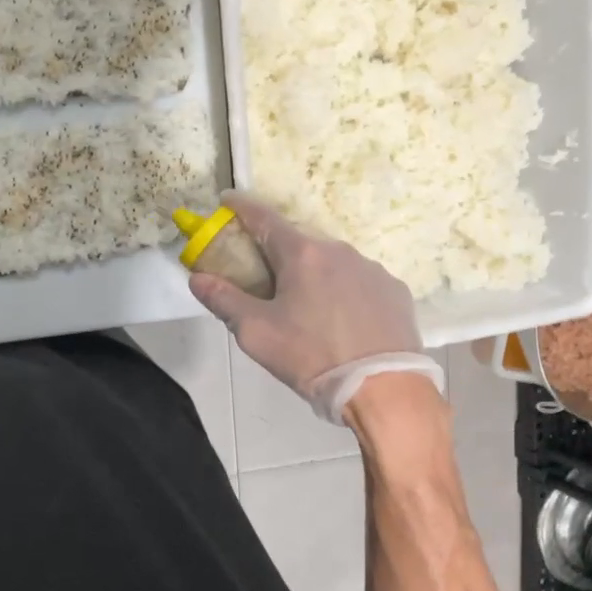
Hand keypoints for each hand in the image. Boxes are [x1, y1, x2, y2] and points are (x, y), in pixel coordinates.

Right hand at [189, 191, 442, 424]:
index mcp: (301, 254)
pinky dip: (341, 292)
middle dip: (276, 254)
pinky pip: (357, 282)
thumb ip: (223, 299)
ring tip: (305, 310)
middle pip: (297, 244)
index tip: (226, 201)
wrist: (383, 389)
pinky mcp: (395, 292)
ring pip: (329, 263)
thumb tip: (197, 277)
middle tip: (261, 279)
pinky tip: (339, 321)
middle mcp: (338, 251)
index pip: (264, 218)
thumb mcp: (255, 332)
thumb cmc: (311, 356)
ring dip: (312, 276)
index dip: (241, 208)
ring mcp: (371, 269)